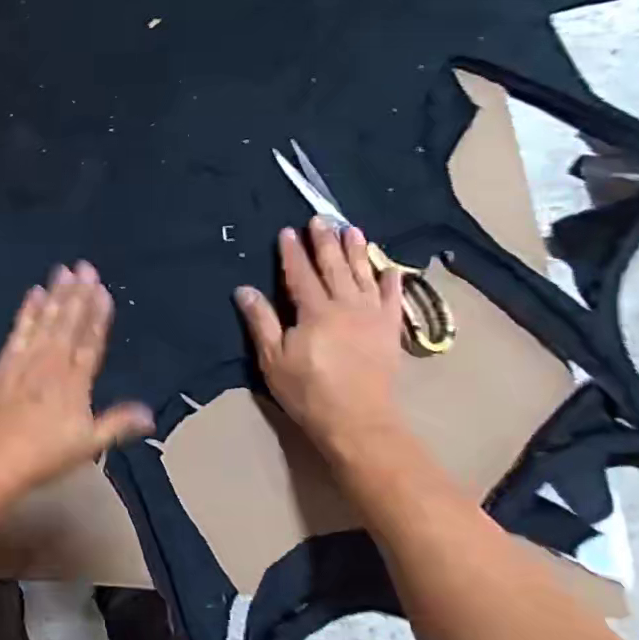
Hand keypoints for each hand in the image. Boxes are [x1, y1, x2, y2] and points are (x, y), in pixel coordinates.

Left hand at [0, 261, 154, 492]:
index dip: (98, 316)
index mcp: (75, 382)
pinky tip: (33, 294)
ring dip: (55, 295)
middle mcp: (52, 364)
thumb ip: (118, 424)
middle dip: (78, 295)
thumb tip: (150, 413)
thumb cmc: (44, 454)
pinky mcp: (4, 363)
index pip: (91, 342)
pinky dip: (27, 311)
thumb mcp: (88, 445)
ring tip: (63, 271)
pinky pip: (19, 330)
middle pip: (68, 324)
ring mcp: (26, 361)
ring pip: (45, 321)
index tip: (104, 291)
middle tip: (85, 267)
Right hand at [236, 218, 407, 457]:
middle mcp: (346, 306)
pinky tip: (390, 268)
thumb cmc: (307, 390)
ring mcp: (373, 317)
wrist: (358, 420)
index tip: (287, 231)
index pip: (300, 274)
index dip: (293, 252)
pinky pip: (393, 299)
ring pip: (364, 276)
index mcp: (315, 311)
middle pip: (334, 268)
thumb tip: (245, 290)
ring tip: (353, 230)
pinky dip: (392, 282)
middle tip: (321, 219)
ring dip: (358, 252)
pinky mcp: (390, 332)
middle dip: (325, 242)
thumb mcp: (272, 358)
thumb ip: (261, 321)